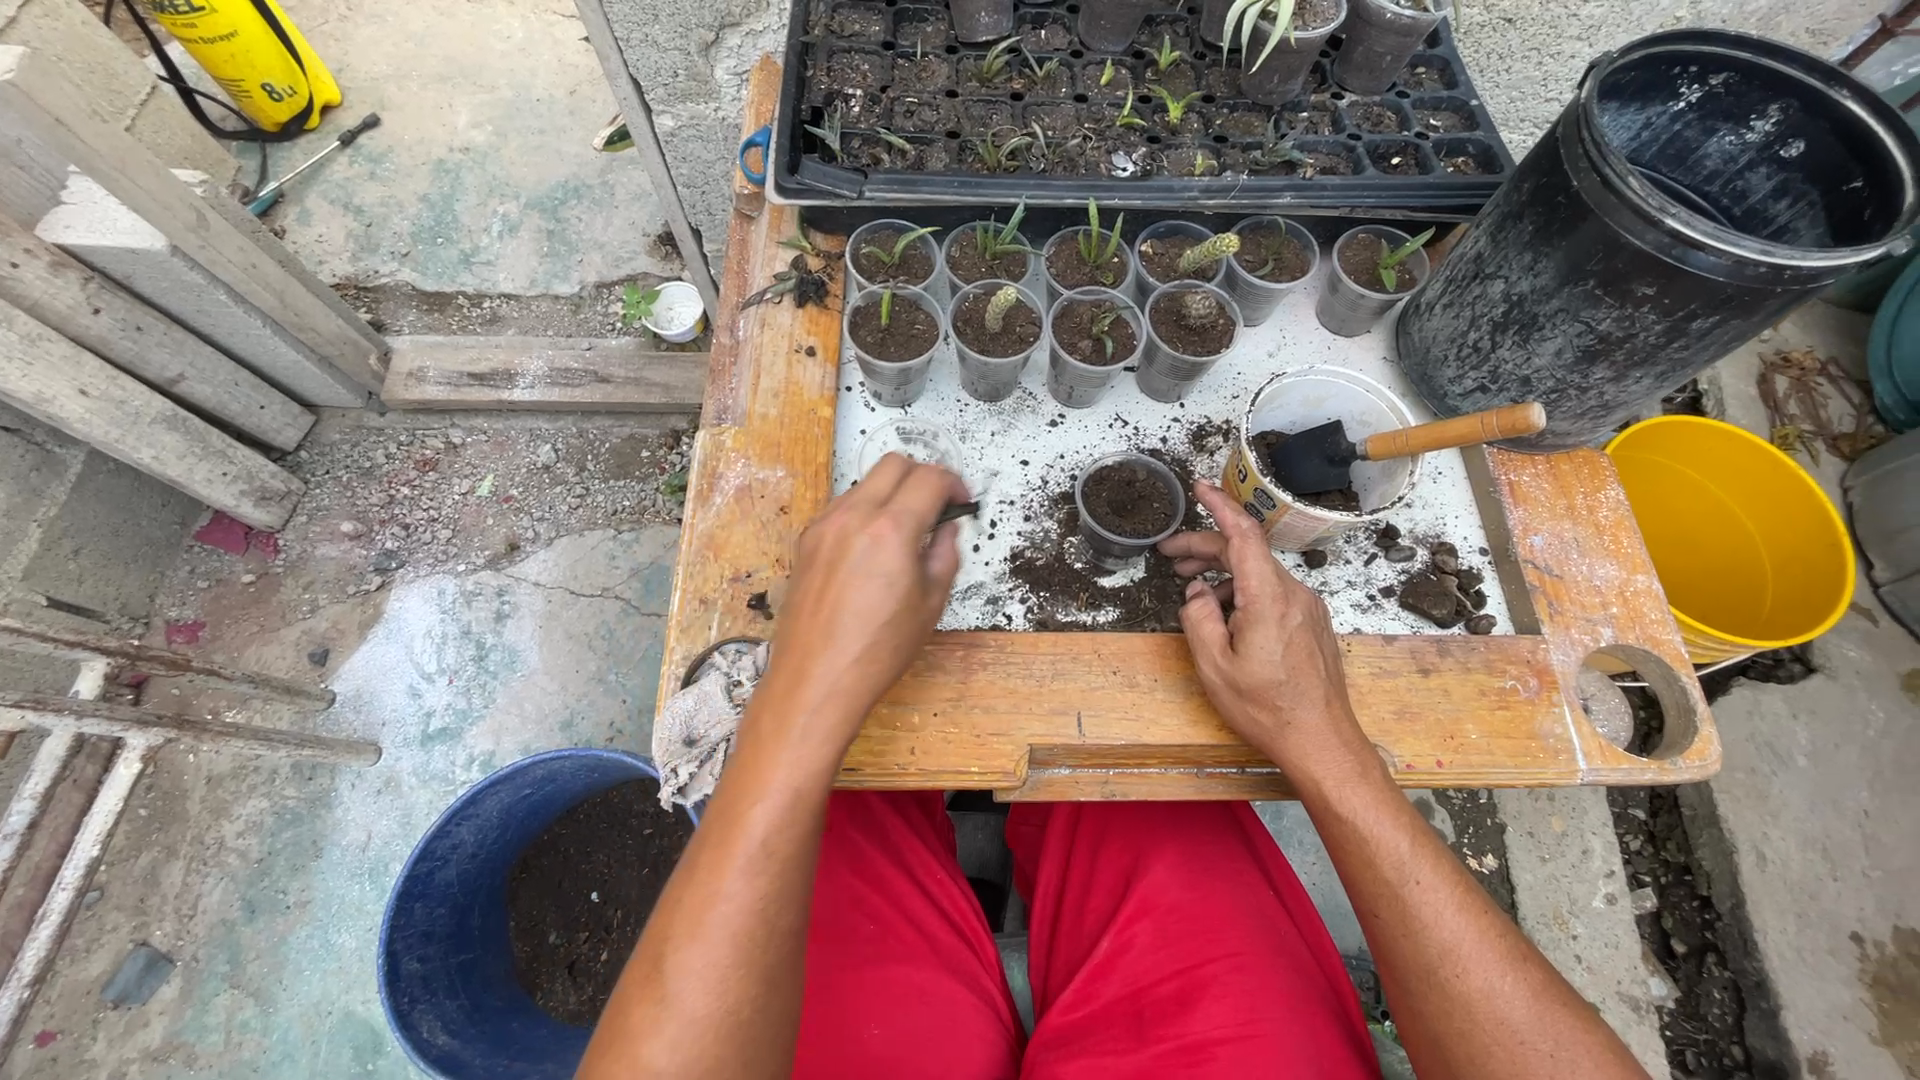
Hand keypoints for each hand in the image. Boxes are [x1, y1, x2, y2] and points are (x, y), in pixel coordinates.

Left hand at [749, 454, 966, 759]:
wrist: (816, 679)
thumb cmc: (877, 651)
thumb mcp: (930, 605)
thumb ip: (944, 555)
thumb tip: (947, 529)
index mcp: (891, 530)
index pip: (929, 478)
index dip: (954, 483)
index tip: (961, 501)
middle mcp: (853, 516)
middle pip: (894, 463)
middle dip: (923, 476)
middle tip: (937, 506)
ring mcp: (824, 525)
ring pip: (865, 481)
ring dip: (892, 492)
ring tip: (906, 530)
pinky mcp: (806, 540)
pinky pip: (842, 506)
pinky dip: (865, 510)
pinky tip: (874, 546)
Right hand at [1158, 481, 1372, 775]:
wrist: (1321, 740)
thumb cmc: (1266, 708)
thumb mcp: (1214, 667)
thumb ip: (1198, 619)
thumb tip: (1196, 592)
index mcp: (1268, 598)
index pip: (1243, 534)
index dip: (1220, 505)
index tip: (1199, 487)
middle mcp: (1293, 594)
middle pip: (1246, 552)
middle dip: (1204, 548)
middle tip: (1168, 557)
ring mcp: (1306, 608)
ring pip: (1258, 573)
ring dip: (1222, 573)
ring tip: (1190, 589)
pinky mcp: (1311, 623)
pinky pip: (1272, 593)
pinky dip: (1242, 591)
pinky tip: (1223, 614)